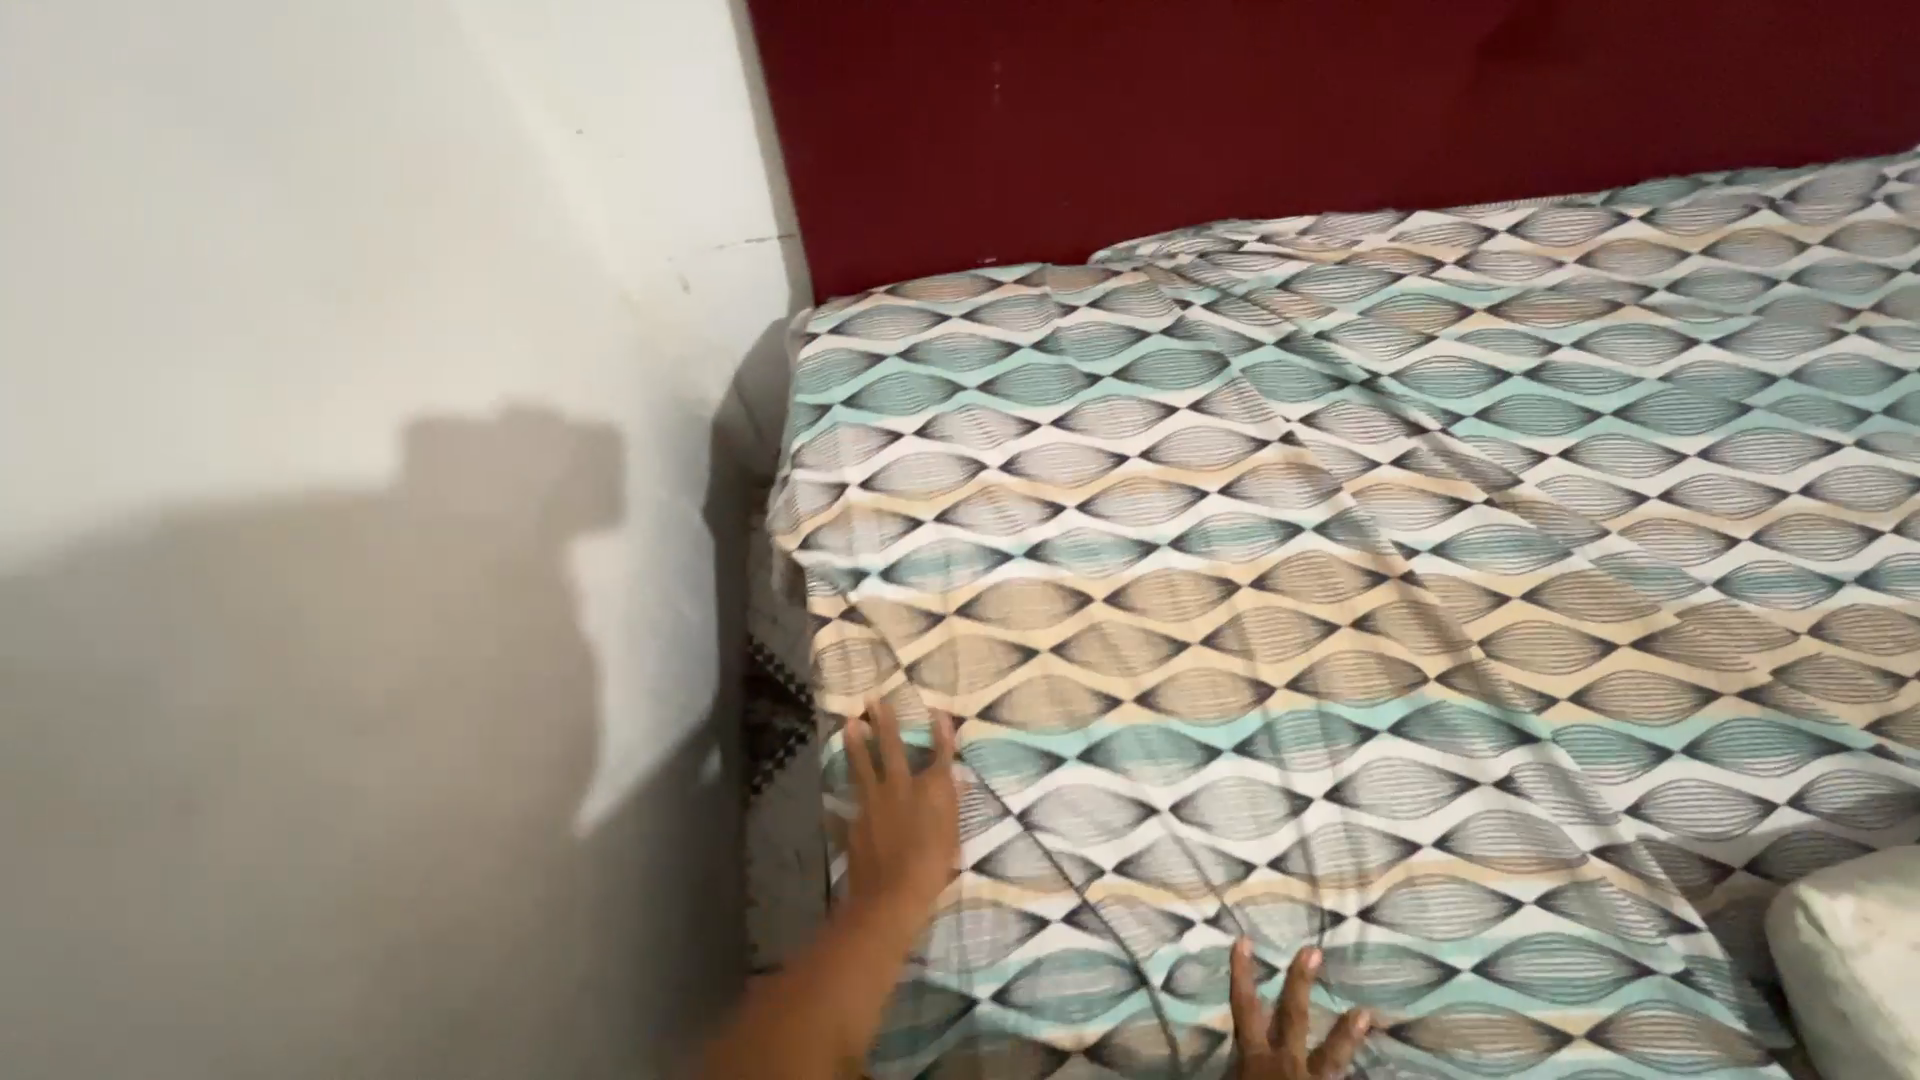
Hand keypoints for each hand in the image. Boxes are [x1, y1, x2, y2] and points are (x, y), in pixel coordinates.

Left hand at [842, 700, 960, 918]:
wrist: (891, 895)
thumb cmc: (931, 868)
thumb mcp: (951, 836)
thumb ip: (950, 803)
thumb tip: (953, 777)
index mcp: (929, 790)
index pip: (939, 754)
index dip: (941, 733)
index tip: (937, 711)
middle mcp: (899, 787)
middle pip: (892, 748)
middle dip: (885, 722)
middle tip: (875, 700)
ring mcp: (872, 802)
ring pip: (862, 765)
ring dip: (856, 743)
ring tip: (849, 724)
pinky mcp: (854, 820)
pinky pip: (847, 802)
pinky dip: (844, 796)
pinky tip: (835, 793)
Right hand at [1230, 941, 1371, 1079]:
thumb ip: (1234, 1072)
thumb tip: (1231, 1063)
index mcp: (1254, 1058)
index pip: (1245, 1008)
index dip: (1243, 973)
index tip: (1244, 941)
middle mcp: (1286, 1064)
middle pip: (1294, 1016)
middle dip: (1301, 982)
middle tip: (1314, 950)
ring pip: (1333, 1057)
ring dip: (1347, 1034)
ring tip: (1365, 1013)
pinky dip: (1353, 1074)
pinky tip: (1372, 1077)